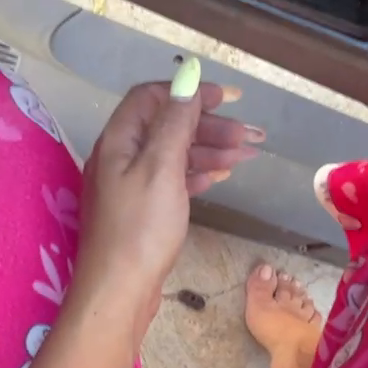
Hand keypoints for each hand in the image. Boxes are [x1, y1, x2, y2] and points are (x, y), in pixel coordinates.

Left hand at [73, 79, 257, 333]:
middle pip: (166, 126)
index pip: (151, 98)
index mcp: (118, 141)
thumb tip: (187, 76)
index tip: (228, 99)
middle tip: (249, 137)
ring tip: (247, 156)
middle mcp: (119, 158)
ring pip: (173, 154)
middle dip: (208, 125)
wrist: (118, 291)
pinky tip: (221, 176)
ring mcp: (129, 186)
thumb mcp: (161, 167)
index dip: (188, 92)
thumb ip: (175, 121)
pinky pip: (172, 180)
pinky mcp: (141, 211)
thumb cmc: (140, 229)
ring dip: (209, 150)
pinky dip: (197, 174)